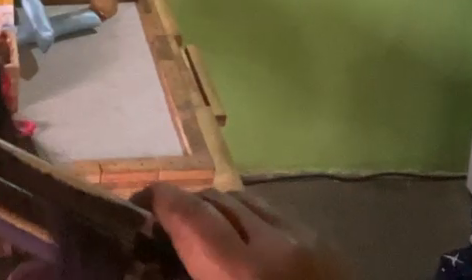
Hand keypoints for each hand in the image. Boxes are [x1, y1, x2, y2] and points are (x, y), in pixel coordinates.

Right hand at [148, 184, 349, 279]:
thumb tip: (154, 272)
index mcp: (239, 275)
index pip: (189, 213)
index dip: (160, 201)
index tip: (139, 204)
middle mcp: (274, 244)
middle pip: (217, 200)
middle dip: (188, 206)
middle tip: (166, 228)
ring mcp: (308, 241)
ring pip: (250, 201)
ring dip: (222, 212)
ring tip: (206, 235)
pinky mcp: (332, 249)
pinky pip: (280, 218)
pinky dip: (255, 223)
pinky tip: (250, 249)